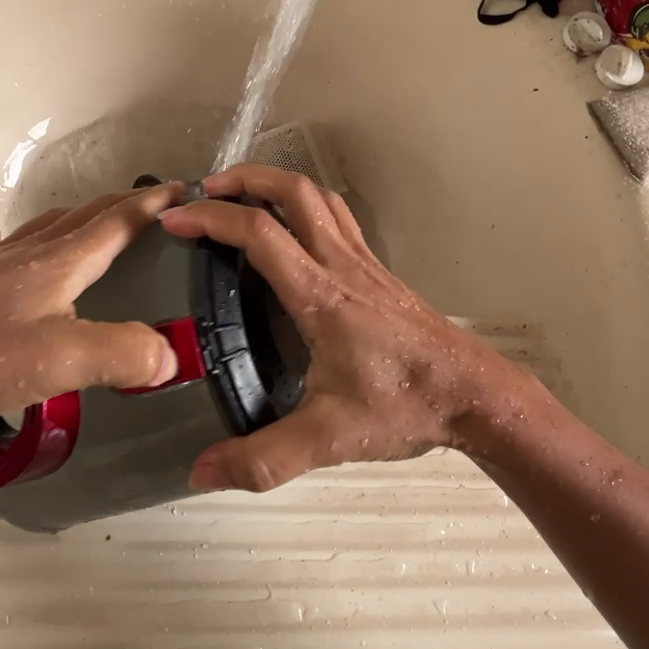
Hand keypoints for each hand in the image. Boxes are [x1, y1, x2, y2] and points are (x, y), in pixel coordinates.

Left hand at [0, 184, 184, 432]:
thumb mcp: (63, 361)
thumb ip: (123, 354)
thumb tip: (169, 357)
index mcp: (59, 263)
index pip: (117, 223)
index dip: (151, 205)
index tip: (181, 188)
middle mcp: (26, 253)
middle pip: (83, 218)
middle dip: (121, 206)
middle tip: (148, 201)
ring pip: (39, 228)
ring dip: (72, 218)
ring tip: (87, 217)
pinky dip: (3, 237)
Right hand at [158, 165, 528, 492]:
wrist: (472, 393)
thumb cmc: (404, 405)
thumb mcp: (328, 439)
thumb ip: (263, 459)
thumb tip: (200, 471)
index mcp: (320, 295)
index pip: (259, 232)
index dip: (212, 218)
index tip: (175, 219)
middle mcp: (340, 264)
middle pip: (293, 191)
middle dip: (245, 178)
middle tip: (207, 190)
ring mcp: (363, 263)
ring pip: (319, 197)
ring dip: (277, 184)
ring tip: (244, 197)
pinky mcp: (378, 272)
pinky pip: (338, 218)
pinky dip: (306, 205)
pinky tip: (294, 232)